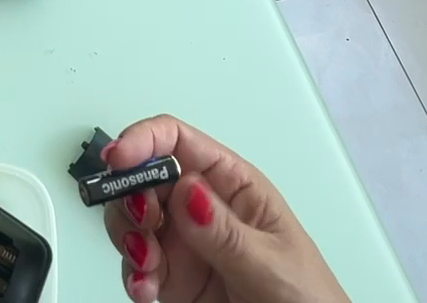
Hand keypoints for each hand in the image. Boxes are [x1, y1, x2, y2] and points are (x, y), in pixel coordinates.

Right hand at [102, 115, 347, 302]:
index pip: (176, 140)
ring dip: (127, 237)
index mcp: (229, 183)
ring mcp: (182, 242)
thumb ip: (226, 231)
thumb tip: (187, 189)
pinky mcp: (170, 278)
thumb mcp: (272, 264)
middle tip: (142, 226)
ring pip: (130, 217)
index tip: (117, 158)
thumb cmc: (309, 301)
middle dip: (129, 196)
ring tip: (147, 268)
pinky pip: (133, 264)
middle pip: (142, 176)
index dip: (142, 139)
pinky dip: (131, 274)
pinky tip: (146, 290)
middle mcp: (199, 205)